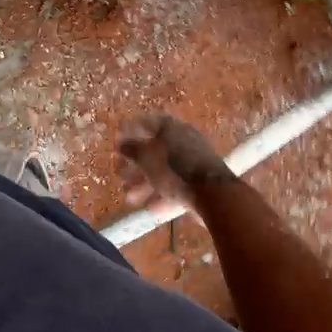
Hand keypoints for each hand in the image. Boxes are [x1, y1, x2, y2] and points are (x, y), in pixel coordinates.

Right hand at [117, 114, 233, 211]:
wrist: (214, 195)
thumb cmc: (174, 167)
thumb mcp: (146, 157)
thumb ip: (132, 149)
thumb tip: (121, 144)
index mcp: (170, 128)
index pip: (146, 123)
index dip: (130, 131)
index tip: (117, 142)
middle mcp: (183, 141)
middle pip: (154, 151)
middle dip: (135, 165)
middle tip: (119, 174)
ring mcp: (193, 163)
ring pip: (164, 171)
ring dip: (145, 184)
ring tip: (130, 198)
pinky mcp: (201, 184)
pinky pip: (177, 186)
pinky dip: (162, 195)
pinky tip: (150, 208)